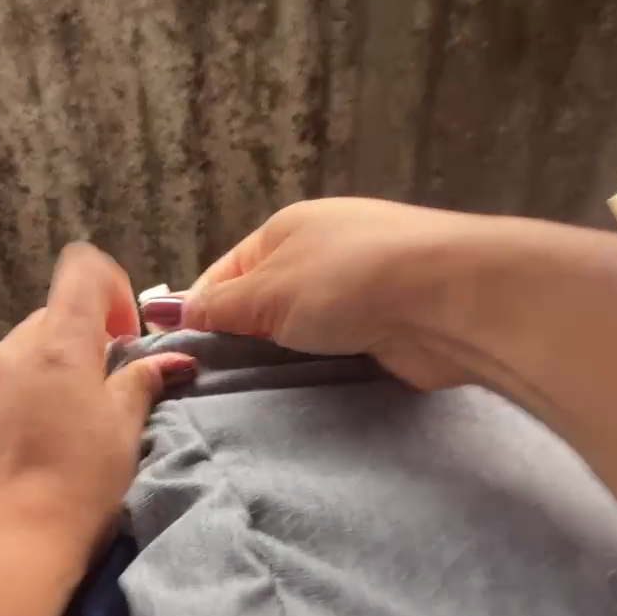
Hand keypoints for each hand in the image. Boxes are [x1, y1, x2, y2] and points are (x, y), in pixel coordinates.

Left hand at [0, 243, 194, 574]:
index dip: (111, 289)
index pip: (82, 271)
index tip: (123, 336)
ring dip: (43, 374)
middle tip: (96, 397)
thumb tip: (169, 359)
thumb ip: (139, 384)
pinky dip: (12, 401)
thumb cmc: (76, 489)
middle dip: (79, 344)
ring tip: (55, 431)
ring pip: (17, 356)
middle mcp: (7, 351)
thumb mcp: (122, 435)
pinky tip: (20, 449)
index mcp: (57, 344)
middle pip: (50, 320)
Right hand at [181, 198, 511, 389]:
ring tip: (253, 385)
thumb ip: (215, 307)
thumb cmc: (347, 282)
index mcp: (285, 229)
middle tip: (213, 377)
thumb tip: (164, 310)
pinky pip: (329, 344)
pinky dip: (313, 362)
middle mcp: (318, 250)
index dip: (198, 312)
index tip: (181, 354)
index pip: (221, 275)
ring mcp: (353, 284)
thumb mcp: (265, 292)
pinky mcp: (381, 320)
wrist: (452, 300)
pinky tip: (299, 383)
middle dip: (237, 335)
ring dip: (277, 353)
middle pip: (257, 301)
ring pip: (293, 327)